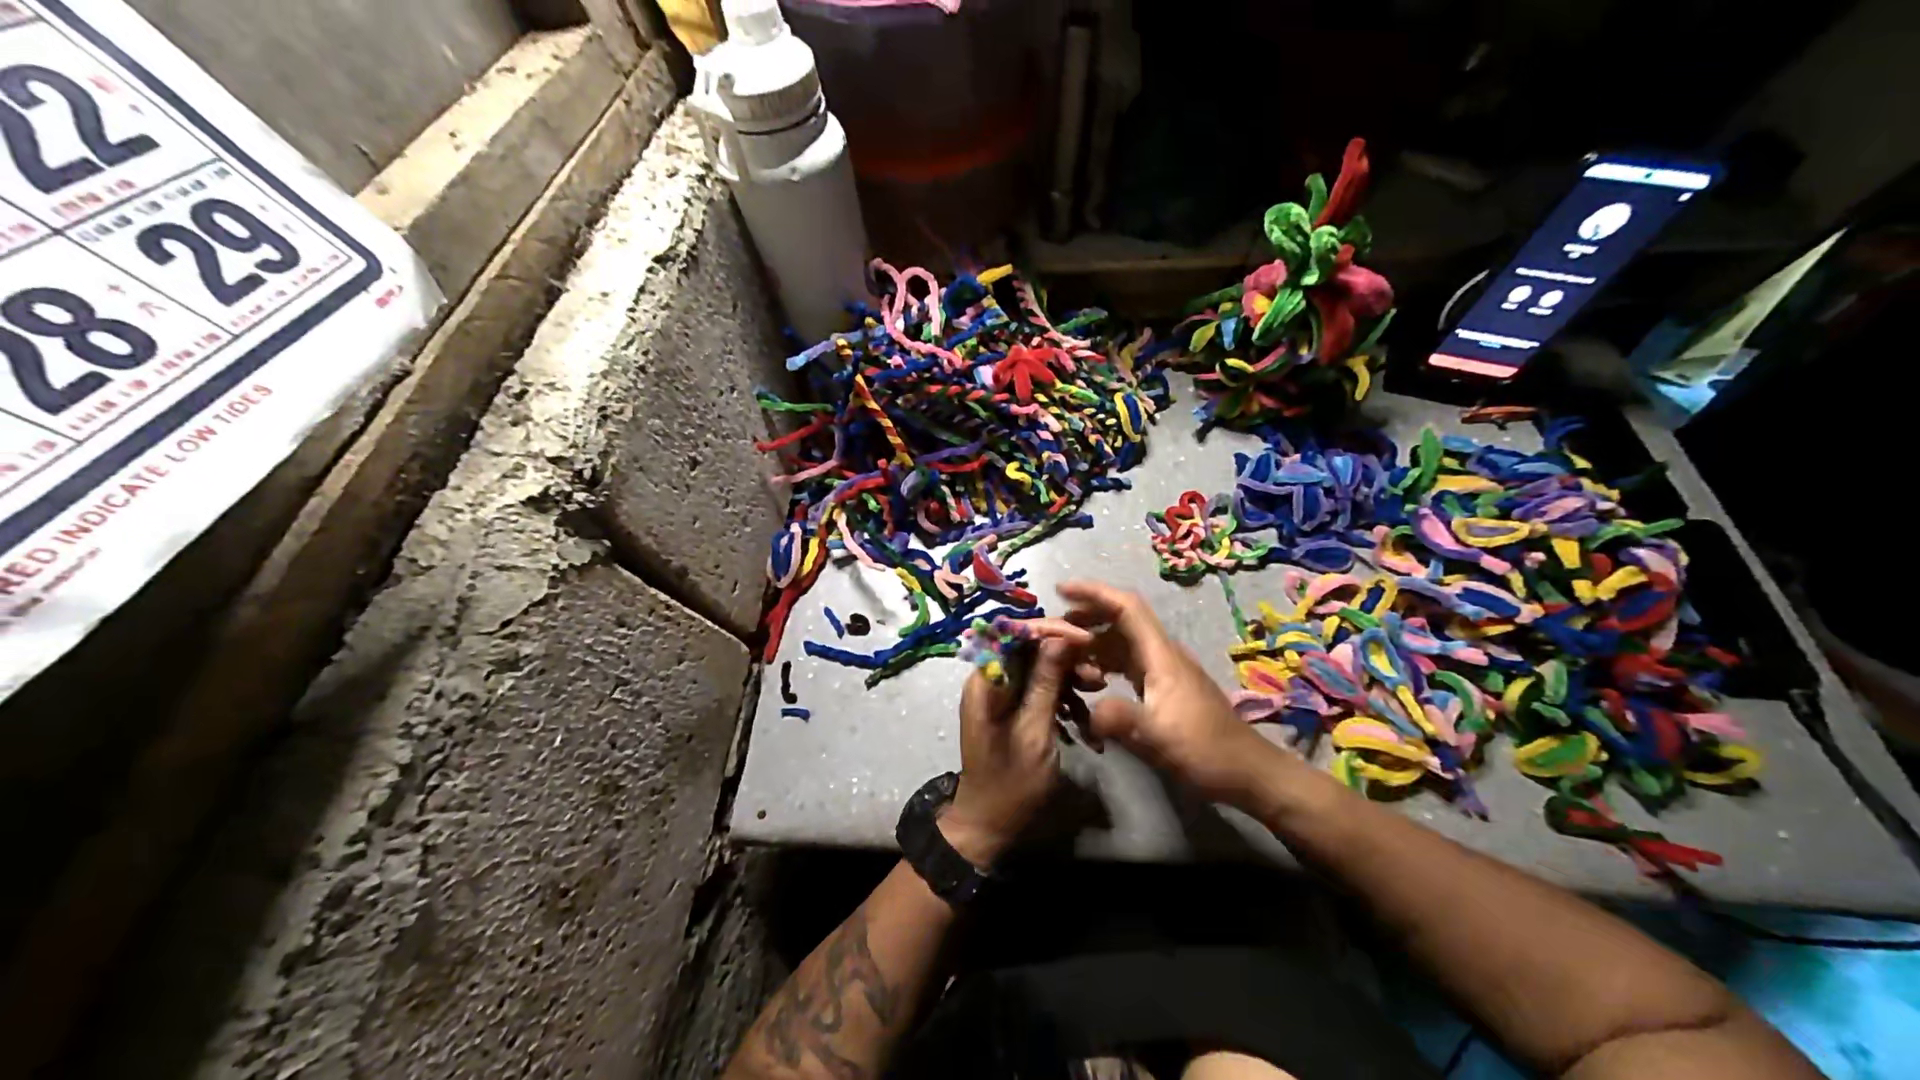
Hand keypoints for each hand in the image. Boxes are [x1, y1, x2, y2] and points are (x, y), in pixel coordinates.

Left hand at [942, 635, 1082, 868]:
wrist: (990, 823)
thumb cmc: (1011, 782)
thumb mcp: (1034, 731)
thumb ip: (1046, 682)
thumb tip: (1059, 637)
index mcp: (985, 680)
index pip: (1015, 633)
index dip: (1050, 630)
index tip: (1087, 639)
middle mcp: (989, 679)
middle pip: (1029, 648)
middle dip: (1065, 655)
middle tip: (1097, 673)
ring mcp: (1000, 693)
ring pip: (1038, 667)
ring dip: (1068, 676)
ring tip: (1097, 689)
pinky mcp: (1012, 708)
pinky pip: (1039, 688)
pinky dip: (1062, 696)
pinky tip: (1084, 715)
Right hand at [1058, 580, 1283, 803]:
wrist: (1246, 771)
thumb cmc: (1206, 751)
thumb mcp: (1159, 739)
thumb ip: (1123, 720)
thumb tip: (1091, 711)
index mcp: (1161, 656)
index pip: (1127, 608)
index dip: (1094, 593)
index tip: (1060, 590)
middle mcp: (1163, 654)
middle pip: (1122, 619)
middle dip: (1087, 615)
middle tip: (1053, 628)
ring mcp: (1164, 670)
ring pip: (1123, 641)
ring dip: (1094, 640)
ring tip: (1064, 652)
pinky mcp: (1164, 687)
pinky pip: (1128, 662)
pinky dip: (1105, 662)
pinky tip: (1090, 679)